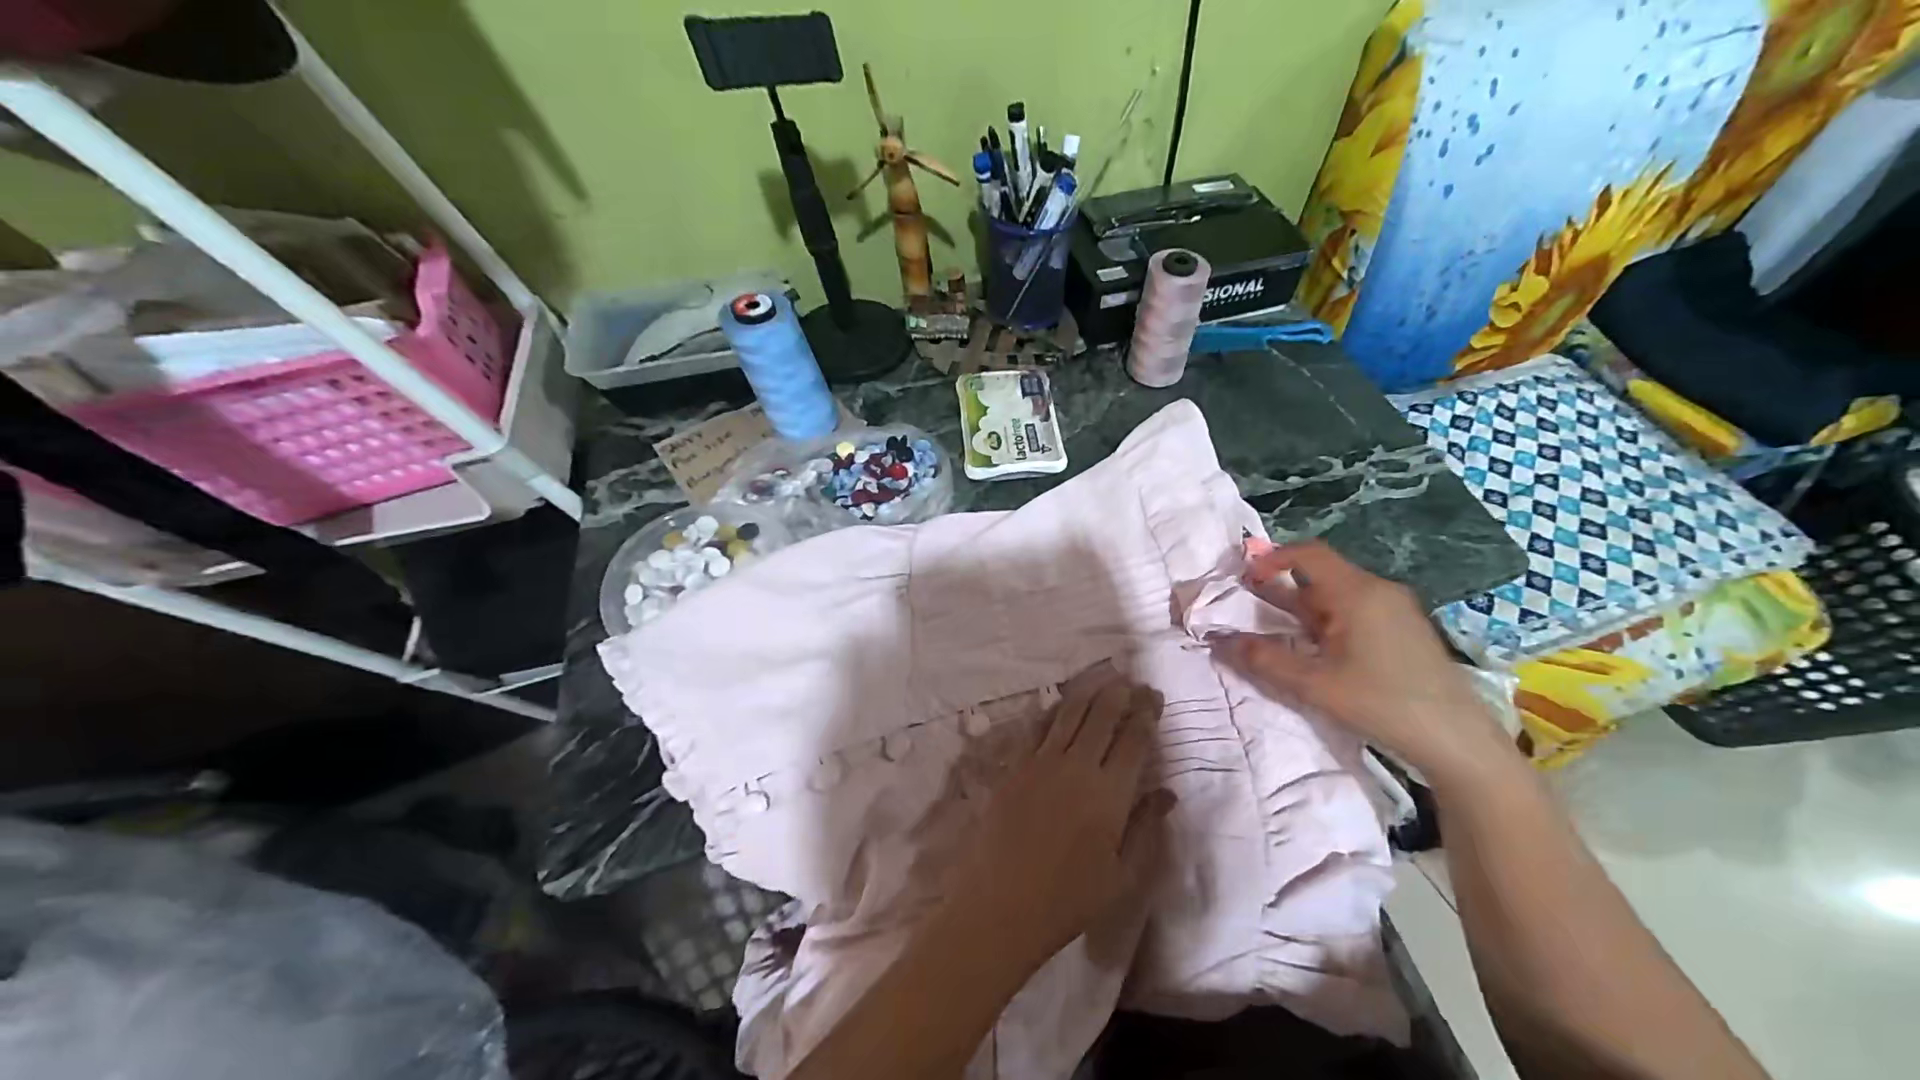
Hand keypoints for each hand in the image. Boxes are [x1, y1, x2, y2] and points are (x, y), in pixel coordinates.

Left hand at [941, 669, 1172, 974]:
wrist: (1001, 903)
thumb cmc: (1068, 899)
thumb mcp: (1122, 875)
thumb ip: (1146, 828)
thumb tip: (1167, 793)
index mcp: (1109, 793)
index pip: (1134, 739)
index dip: (1147, 714)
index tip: (1155, 698)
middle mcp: (1076, 767)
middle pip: (1102, 716)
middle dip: (1121, 694)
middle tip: (1133, 682)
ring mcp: (1040, 763)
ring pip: (1069, 714)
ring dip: (1089, 693)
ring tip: (1103, 679)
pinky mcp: (1014, 767)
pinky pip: (1037, 728)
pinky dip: (1053, 711)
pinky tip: (1060, 704)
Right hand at [1216, 540, 1513, 786]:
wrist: (1457, 740)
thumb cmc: (1382, 703)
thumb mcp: (1313, 684)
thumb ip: (1263, 659)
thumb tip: (1219, 641)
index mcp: (1357, 593)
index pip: (1308, 553)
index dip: (1271, 559)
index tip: (1245, 581)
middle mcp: (1378, 591)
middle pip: (1320, 575)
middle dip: (1280, 589)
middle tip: (1248, 609)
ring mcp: (1395, 610)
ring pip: (1336, 596)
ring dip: (1301, 609)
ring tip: (1274, 632)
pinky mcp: (1404, 630)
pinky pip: (1354, 611)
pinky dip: (1325, 621)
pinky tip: (1314, 650)